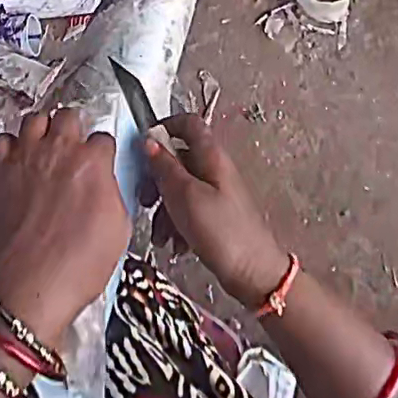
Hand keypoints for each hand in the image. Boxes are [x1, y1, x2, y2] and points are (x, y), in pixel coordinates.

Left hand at [0, 108, 128, 344]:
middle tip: (72, 145)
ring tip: (44, 145)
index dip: (102, 151)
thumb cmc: (74, 266)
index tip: (100, 160)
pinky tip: (15, 159)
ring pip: (34, 119)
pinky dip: (9, 146)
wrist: (29, 286)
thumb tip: (108, 186)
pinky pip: (2, 140)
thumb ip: (114, 194)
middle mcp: (58, 150)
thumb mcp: (119, 231)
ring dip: (42, 129)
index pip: (103, 138)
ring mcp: (26, 156)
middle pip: (68, 116)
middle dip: (73, 128)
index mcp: (93, 163)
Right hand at [145, 114, 290, 306]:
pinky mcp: (213, 216)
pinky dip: (175, 223)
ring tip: (160, 232)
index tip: (144, 145)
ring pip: (177, 186)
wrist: (254, 276)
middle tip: (145, 197)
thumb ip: (163, 166)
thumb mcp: (184, 194)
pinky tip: (174, 243)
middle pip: (176, 158)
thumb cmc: (221, 231)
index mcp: (210, 156)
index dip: (164, 126)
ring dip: (162, 208)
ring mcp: (214, 193)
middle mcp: (213, 169)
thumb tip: (148, 141)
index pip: (188, 122)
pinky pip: (185, 209)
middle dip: (156, 178)